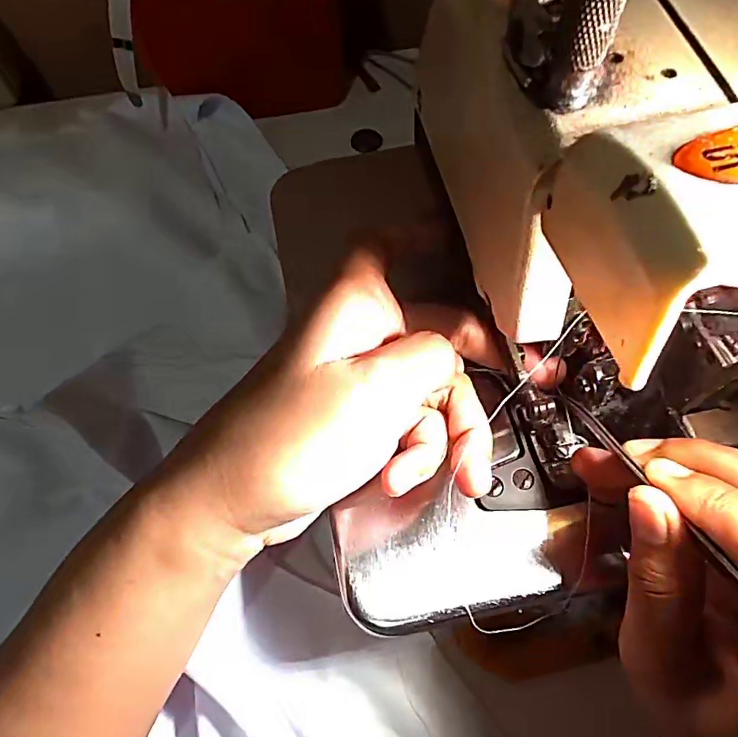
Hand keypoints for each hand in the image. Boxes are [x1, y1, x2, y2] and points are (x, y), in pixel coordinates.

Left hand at [165, 242, 508, 552]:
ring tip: (454, 477)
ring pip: (433, 398)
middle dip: (468, 394)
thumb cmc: (290, 438)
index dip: (424, 235)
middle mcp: (362, 337)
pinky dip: (416, 456)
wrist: (236, 501)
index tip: (463, 241)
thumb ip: (433, 357)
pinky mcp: (361, 424)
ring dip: (446, 440)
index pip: (388, 246)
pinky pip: (411, 430)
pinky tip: (396, 480)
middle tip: (501, 418)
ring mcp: (362, 384)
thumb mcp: (374, 388)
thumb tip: (455, 358)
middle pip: (440, 343)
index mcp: (357, 307)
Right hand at [571, 439, 737, 736]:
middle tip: (629, 455)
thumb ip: (656, 588)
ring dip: (711, 466)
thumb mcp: (660, 671)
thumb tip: (646, 499)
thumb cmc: (713, 726)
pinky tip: (680, 476)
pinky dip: (724, 480)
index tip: (647, 479)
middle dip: (706, 469)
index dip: (723, 509)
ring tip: (644, 461)